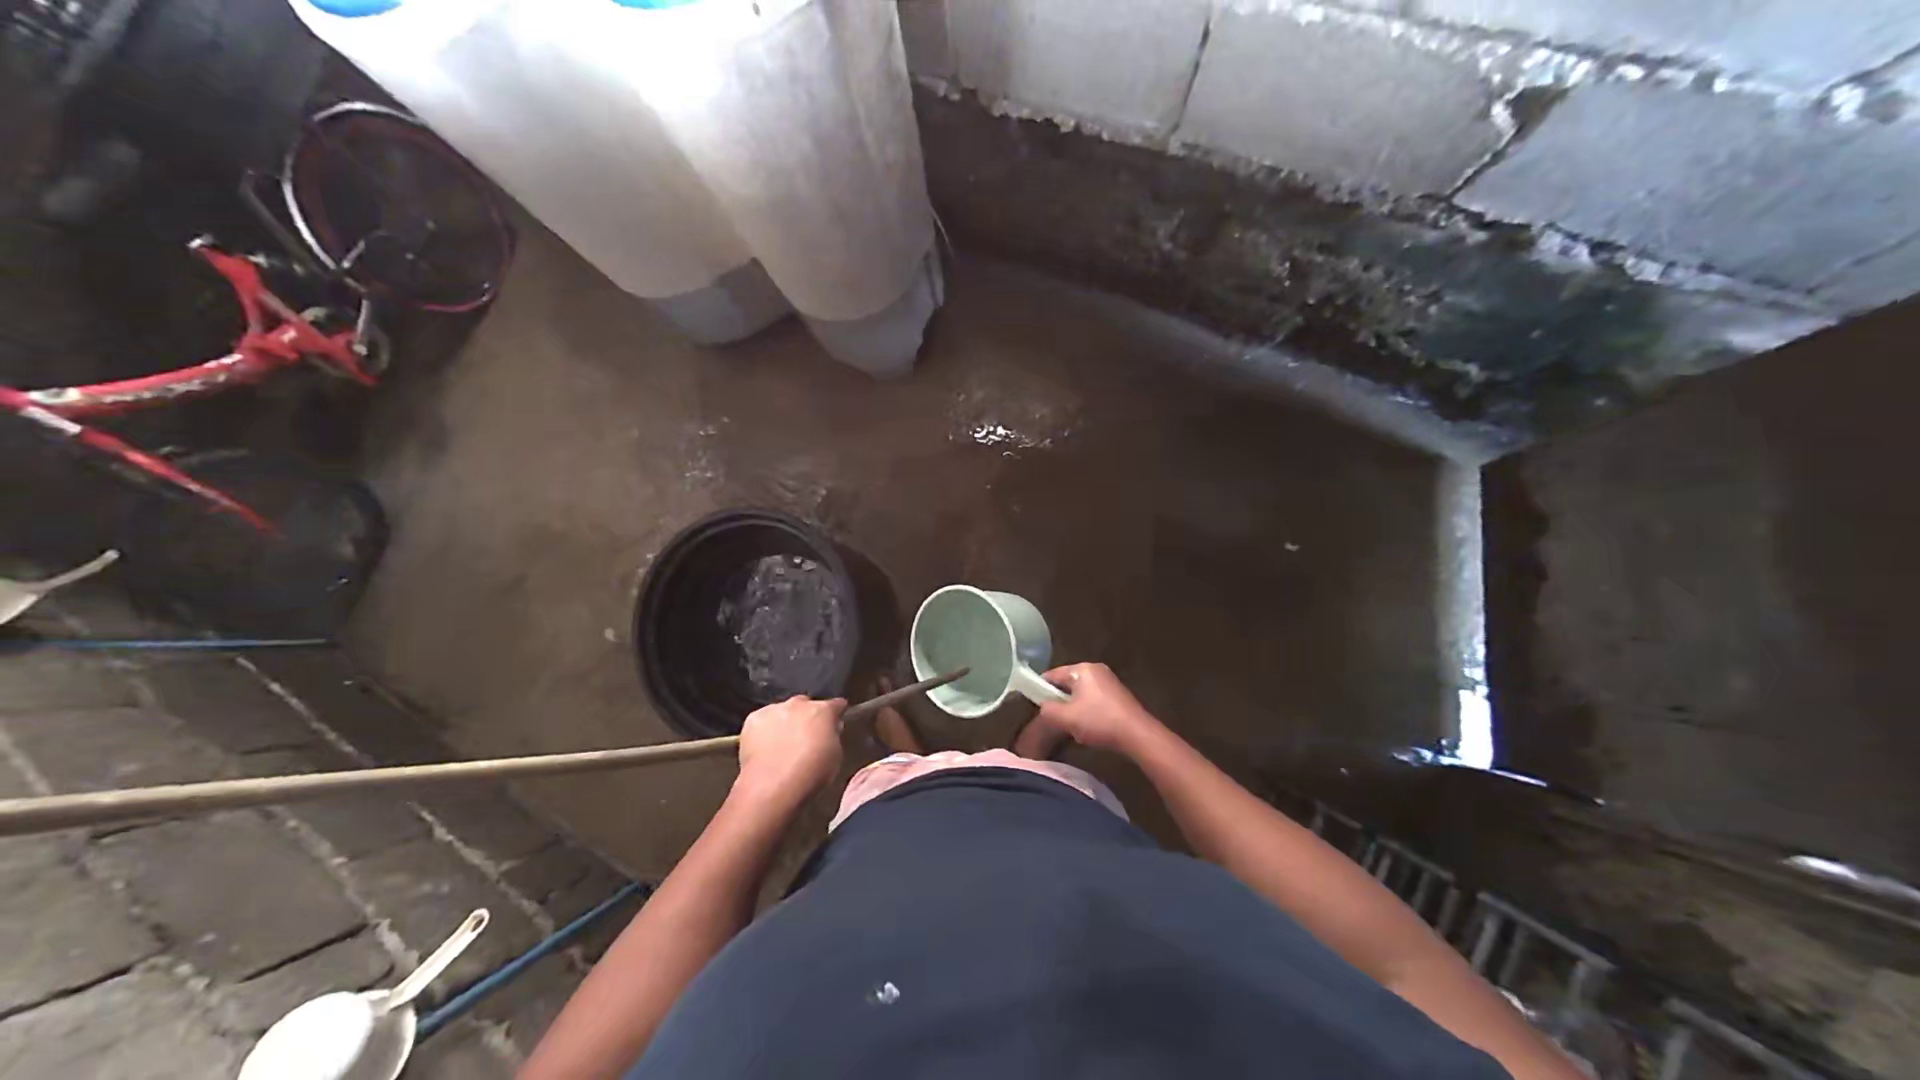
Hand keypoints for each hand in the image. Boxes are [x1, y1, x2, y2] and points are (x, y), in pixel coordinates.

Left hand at [736, 696, 844, 801]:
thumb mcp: (835, 757)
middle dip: (807, 716)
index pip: (835, 704)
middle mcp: (798, 704)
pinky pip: (762, 721)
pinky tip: (765, 747)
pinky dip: (764, 730)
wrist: (773, 786)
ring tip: (782, 745)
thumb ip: (833, 737)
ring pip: (782, 711)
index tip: (835, 719)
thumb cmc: (810, 775)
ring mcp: (774, 710)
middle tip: (805, 736)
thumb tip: (829, 730)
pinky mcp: (753, 720)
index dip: (836, 712)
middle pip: (805, 704)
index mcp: (823, 711)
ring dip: (785, 722)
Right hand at [1034, 663, 1161, 754]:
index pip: (1052, 674)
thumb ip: (1047, 710)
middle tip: (1053, 718)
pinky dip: (1087, 710)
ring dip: (1073, 707)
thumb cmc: (1099, 721)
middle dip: (1059, 700)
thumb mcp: (1066, 718)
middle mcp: (1096, 669)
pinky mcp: (1118, 695)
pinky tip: (1088, 727)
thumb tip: (1043, 707)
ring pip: (1080, 693)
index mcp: (1082, 669)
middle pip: (1067, 683)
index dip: (1040, 689)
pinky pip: (1093, 699)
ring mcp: (1109, 681)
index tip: (1033, 704)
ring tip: (1070, 725)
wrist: (1137, 735)